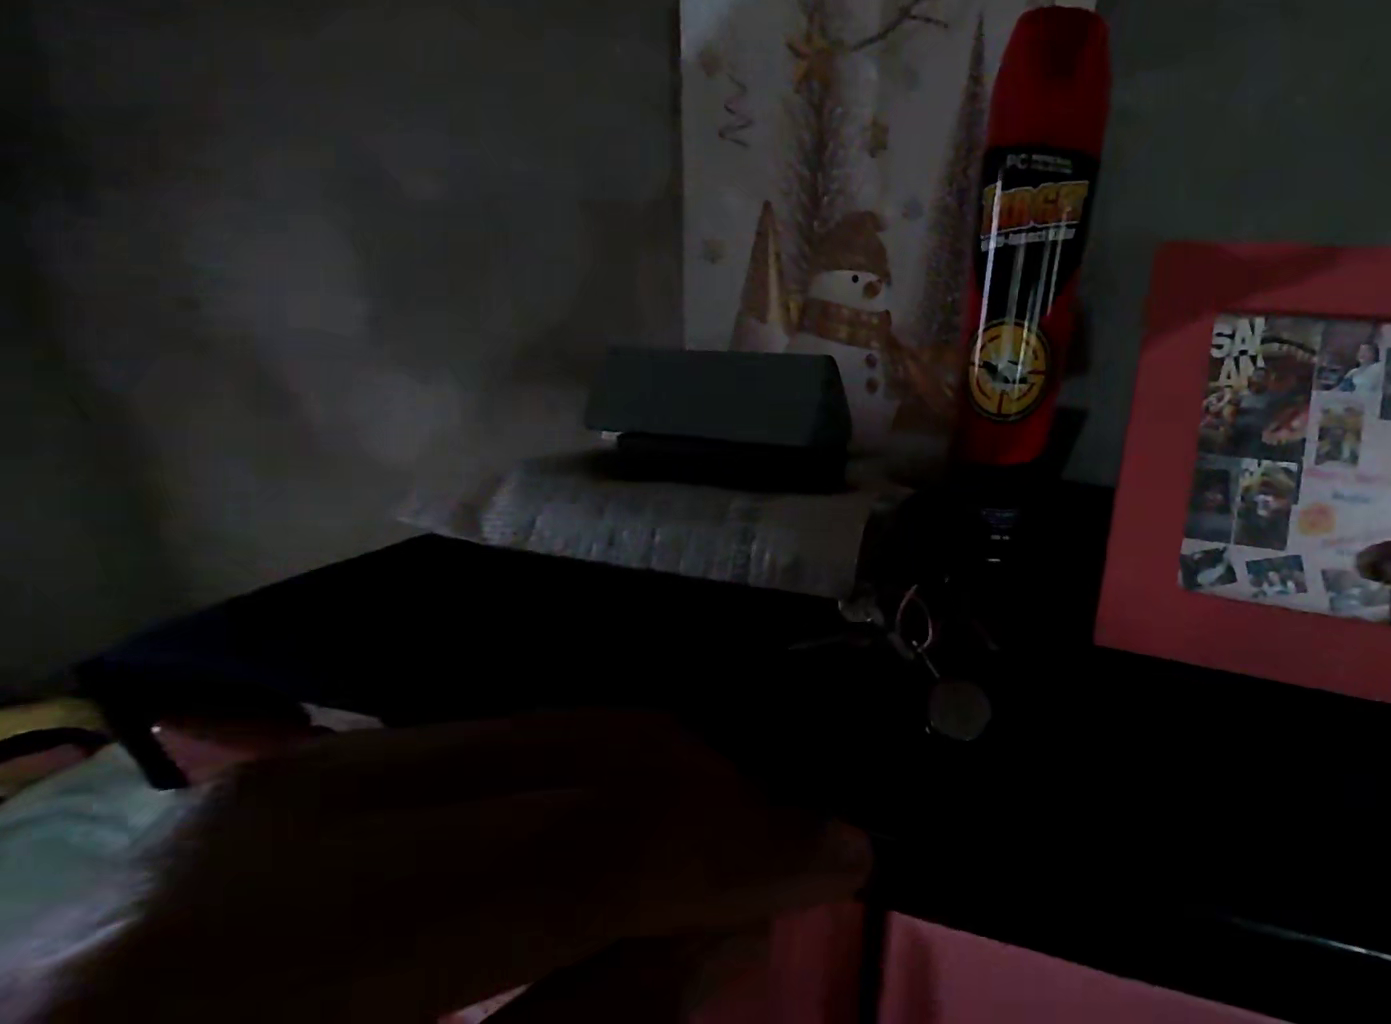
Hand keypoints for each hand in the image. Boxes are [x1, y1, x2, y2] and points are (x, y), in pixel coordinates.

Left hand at [47, 711, 870, 1023]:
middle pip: (592, 759)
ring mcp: (307, 768)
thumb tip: (734, 920)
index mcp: (258, 946)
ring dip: (678, 790)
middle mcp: (283, 813)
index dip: (735, 849)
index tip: (845, 856)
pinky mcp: (334, 763)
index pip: (578, 849)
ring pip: (573, 730)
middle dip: (721, 807)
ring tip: (720, 857)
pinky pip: (527, 743)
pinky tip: (644, 836)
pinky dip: (611, 781)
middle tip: (787, 864)